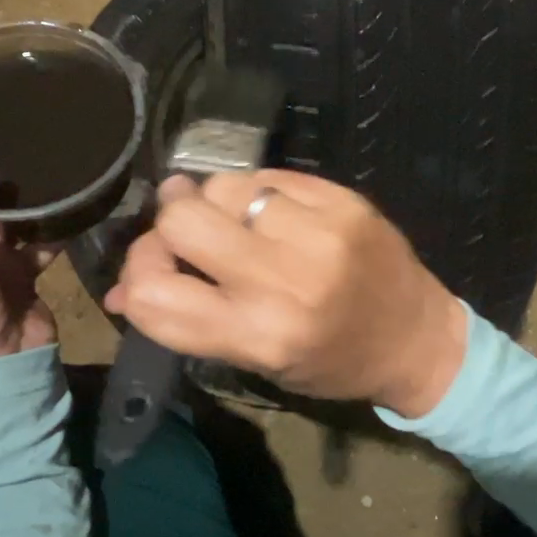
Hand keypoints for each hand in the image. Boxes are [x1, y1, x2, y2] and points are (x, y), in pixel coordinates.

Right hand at [107, 170, 468, 417]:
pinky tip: (273, 211)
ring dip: (216, 201)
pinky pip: (271, 175)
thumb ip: (189, 321)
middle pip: (182, 219)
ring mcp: (318, 232)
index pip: (155, 294)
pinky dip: (259, 191)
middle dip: (172, 225)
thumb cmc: (332, 361)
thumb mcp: (258, 361)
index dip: (138, 274)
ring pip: (224, 185)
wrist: (416, 337)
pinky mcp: (343, 201)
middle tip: (189, 234)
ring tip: (236, 222)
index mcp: (258, 334)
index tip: (154, 269)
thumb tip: (121, 292)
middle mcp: (284, 279)